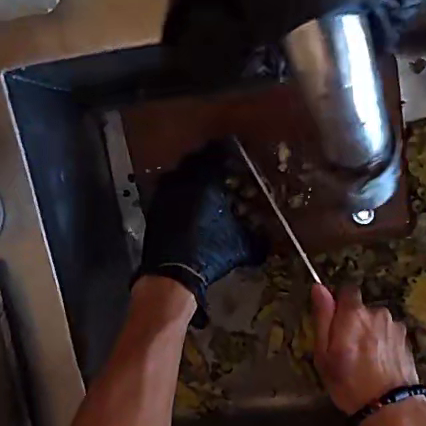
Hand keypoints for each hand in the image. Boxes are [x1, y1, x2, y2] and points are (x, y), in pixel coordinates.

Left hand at [137, 142, 263, 320]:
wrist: (172, 274)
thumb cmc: (210, 255)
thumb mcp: (242, 247)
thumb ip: (258, 239)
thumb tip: (271, 239)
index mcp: (205, 183)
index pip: (217, 155)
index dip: (226, 151)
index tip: (234, 151)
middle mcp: (183, 182)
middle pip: (195, 161)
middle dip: (207, 162)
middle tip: (220, 168)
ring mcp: (165, 195)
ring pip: (179, 175)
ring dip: (191, 176)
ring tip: (203, 185)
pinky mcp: (154, 210)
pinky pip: (168, 191)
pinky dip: (179, 193)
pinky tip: (188, 205)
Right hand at [310, 285, 419, 413]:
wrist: (391, 407)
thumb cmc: (349, 383)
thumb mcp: (324, 354)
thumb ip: (323, 317)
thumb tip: (318, 287)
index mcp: (354, 313)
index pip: (347, 290)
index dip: (339, 304)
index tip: (335, 324)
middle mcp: (377, 313)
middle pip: (362, 310)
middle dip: (355, 323)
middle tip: (347, 351)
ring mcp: (395, 326)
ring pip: (377, 323)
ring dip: (371, 334)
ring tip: (365, 361)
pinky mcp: (407, 340)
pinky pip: (389, 335)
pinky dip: (384, 345)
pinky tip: (380, 365)